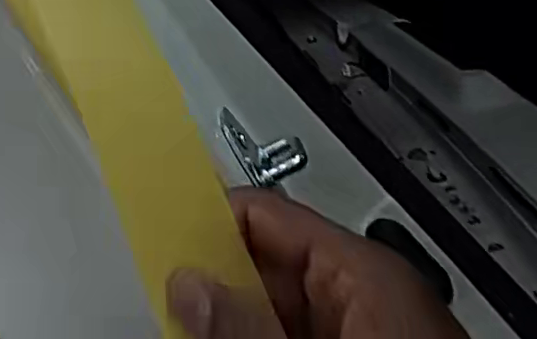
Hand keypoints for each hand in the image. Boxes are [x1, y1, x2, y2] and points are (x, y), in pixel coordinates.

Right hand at [168, 189, 467, 338]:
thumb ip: (250, 321)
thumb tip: (186, 282)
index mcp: (368, 268)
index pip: (261, 210)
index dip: (207, 220)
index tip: (165, 238)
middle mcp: (371, 288)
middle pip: (265, 260)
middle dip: (218, 279)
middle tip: (175, 300)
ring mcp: (372, 324)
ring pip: (278, 301)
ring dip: (236, 314)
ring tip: (195, 323)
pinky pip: (299, 328)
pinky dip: (262, 332)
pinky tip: (228, 336)